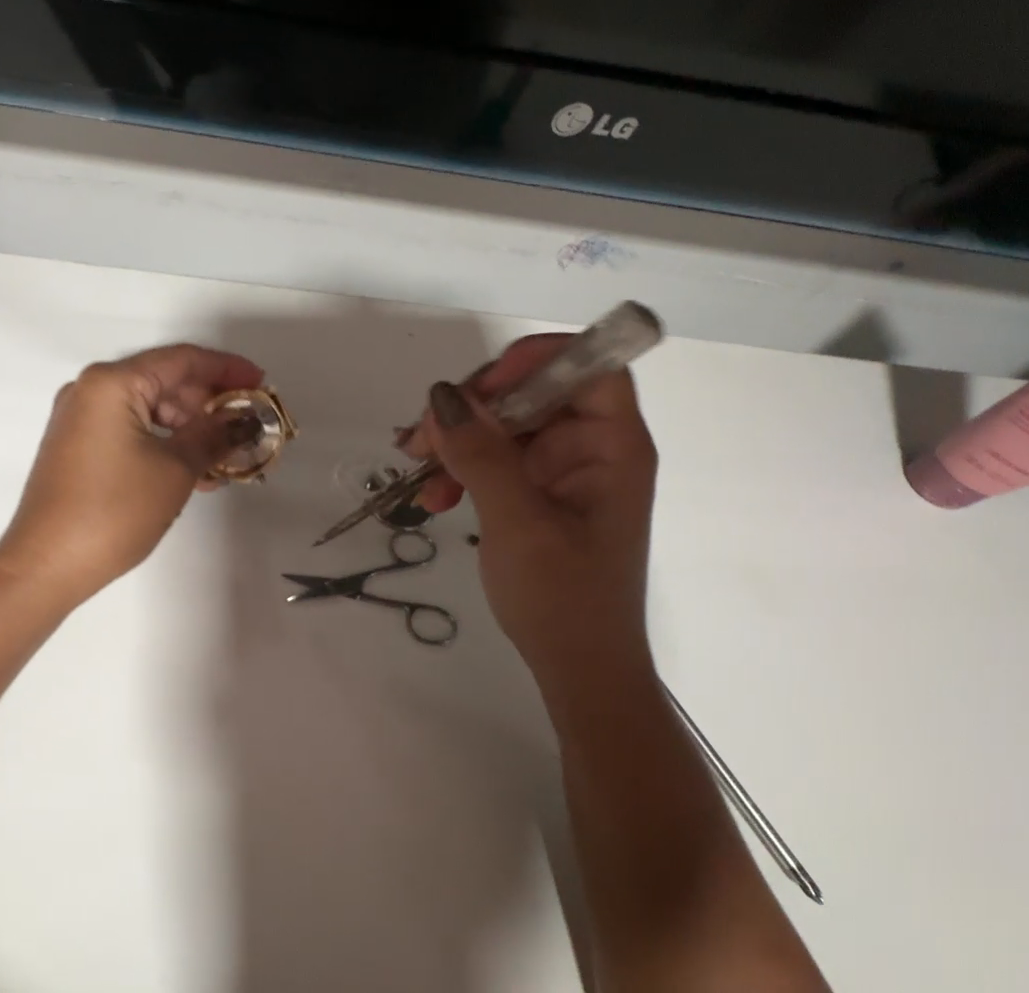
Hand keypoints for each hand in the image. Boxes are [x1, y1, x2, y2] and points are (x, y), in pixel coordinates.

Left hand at [0, 344, 264, 605]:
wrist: (46, 565)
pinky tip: (195, 471)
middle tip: (248, 429)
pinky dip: (164, 444)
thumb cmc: (113, 511)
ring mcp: (79, 419)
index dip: (227, 369)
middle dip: (210, 405)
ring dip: (189, 430)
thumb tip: (245, 420)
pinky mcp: (77, 447)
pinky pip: (131, 431)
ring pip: (149, 410)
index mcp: (111, 383)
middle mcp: (90, 390)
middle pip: (164, 383)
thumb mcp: (174, 471)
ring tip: (227, 459)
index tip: (263, 385)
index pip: (182, 360)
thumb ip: (214, 436)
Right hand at [405, 335, 657, 680]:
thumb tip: (443, 395)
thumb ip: (482, 455)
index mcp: (612, 447)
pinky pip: (493, 460)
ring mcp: (561, 472)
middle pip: (533, 393)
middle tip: (422, 435)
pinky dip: (459, 469)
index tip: (478, 388)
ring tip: (415, 468)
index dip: (536, 361)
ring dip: (456, 440)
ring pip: (504, 426)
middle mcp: (591, 449)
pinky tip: (432, 496)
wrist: (577, 667)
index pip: (589, 367)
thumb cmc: (563, 598)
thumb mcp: (518, 523)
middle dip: (473, 408)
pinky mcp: (535, 495)